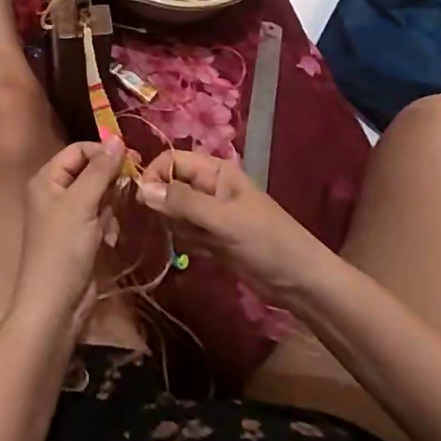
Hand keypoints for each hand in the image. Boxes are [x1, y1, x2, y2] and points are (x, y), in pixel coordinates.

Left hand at [12, 141, 126, 327]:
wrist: (55, 306)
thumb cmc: (63, 249)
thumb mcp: (82, 204)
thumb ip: (100, 170)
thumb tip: (118, 138)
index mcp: (47, 179)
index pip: (79, 150)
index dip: (104, 151)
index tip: (132, 158)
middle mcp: (55, 193)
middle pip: (89, 170)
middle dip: (111, 178)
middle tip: (134, 184)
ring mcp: (68, 216)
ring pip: (99, 194)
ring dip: (112, 203)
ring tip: (115, 219)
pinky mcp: (80, 236)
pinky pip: (100, 217)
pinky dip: (109, 223)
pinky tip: (111, 238)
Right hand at [137, 151, 328, 300]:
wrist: (299, 281)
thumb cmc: (265, 241)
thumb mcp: (223, 220)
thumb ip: (183, 204)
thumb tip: (142, 189)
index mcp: (215, 171)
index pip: (171, 160)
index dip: (154, 175)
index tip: (142, 201)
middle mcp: (209, 187)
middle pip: (169, 186)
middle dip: (164, 205)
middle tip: (172, 227)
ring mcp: (210, 214)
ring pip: (175, 212)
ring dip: (176, 228)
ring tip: (196, 242)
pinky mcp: (211, 238)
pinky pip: (185, 233)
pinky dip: (186, 243)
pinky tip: (201, 254)